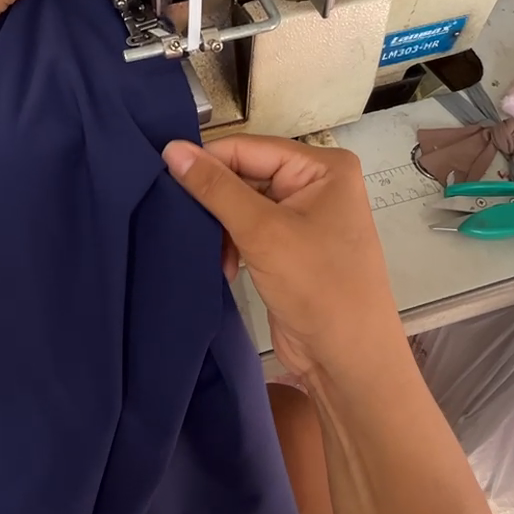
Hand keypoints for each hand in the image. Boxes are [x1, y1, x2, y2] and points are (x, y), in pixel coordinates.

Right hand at [162, 136, 406, 382]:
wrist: (349, 365)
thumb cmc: (318, 288)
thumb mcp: (262, 232)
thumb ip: (214, 188)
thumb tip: (170, 148)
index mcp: (323, 165)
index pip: (248, 148)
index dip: (207, 162)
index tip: (163, 177)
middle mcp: (315, 182)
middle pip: (244, 173)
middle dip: (214, 199)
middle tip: (177, 216)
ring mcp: (303, 214)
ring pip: (241, 202)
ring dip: (220, 226)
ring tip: (205, 248)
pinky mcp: (289, 244)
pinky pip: (248, 227)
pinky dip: (230, 242)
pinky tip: (222, 264)